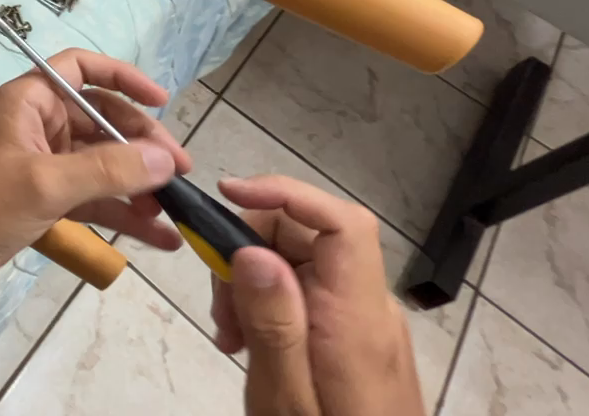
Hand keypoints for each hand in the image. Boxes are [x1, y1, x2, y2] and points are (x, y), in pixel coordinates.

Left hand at [0, 51, 191, 291]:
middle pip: (101, 118)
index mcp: (30, 101)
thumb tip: (166, 158)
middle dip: (141, 142)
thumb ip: (107, 170)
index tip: (162, 99)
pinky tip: (161, 237)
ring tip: (178, 208)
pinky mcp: (48, 196)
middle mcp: (39, 124)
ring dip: (139, 181)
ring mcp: (44, 161)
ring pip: (103, 160)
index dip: (121, 76)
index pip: (79, 68)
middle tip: (182, 172)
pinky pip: (95, 195)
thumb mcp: (47, 183)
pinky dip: (124, 212)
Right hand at [209, 176, 423, 415]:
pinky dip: (265, 300)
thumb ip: (272, 324)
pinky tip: (248, 340)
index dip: (285, 193)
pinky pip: (304, 290)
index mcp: (358, 318)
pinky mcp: (354, 335)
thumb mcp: (286, 399)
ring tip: (229, 332)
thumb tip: (252, 250)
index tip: (227, 195)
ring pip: (296, 260)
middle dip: (246, 248)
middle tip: (217, 303)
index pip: (342, 223)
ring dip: (249, 278)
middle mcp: (371, 308)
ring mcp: (366, 321)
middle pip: (305, 235)